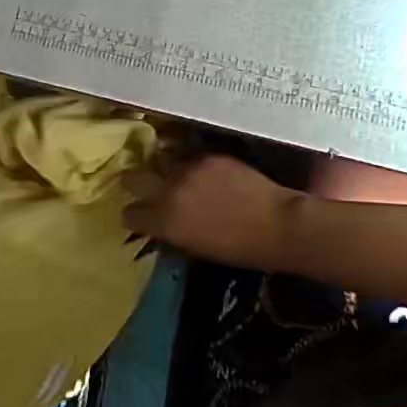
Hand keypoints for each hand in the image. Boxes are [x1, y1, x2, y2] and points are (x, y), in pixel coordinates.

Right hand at [125, 155, 304, 271]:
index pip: (130, 214)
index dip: (133, 216)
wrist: (276, 224)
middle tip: (142, 186)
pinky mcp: (208, 157)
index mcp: (165, 222)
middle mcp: (170, 192)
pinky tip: (202, 172)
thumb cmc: (238, 249)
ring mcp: (189, 170)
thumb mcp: (195, 248)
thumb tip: (162, 225)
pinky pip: (189, 157)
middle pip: (135, 178)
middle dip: (135, 183)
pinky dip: (191, 165)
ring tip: (174, 175)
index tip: (138, 216)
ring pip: (163, 162)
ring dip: (165, 170)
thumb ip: (172, 232)